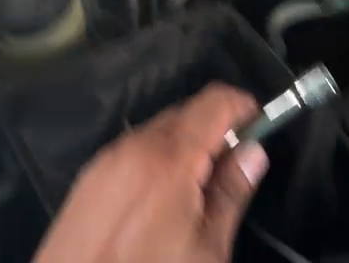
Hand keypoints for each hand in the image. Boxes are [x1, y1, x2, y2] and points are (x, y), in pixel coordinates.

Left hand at [34, 84, 269, 262]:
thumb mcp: (205, 252)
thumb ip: (231, 194)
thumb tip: (254, 152)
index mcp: (169, 158)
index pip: (216, 100)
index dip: (244, 107)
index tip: (260, 128)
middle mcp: (135, 145)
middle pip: (188, 112)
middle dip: (217, 130)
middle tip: (231, 171)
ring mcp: (107, 160)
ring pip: (160, 130)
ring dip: (186, 146)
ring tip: (194, 194)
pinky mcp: (87, 179)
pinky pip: (133, 151)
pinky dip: (156, 160)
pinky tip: (158, 204)